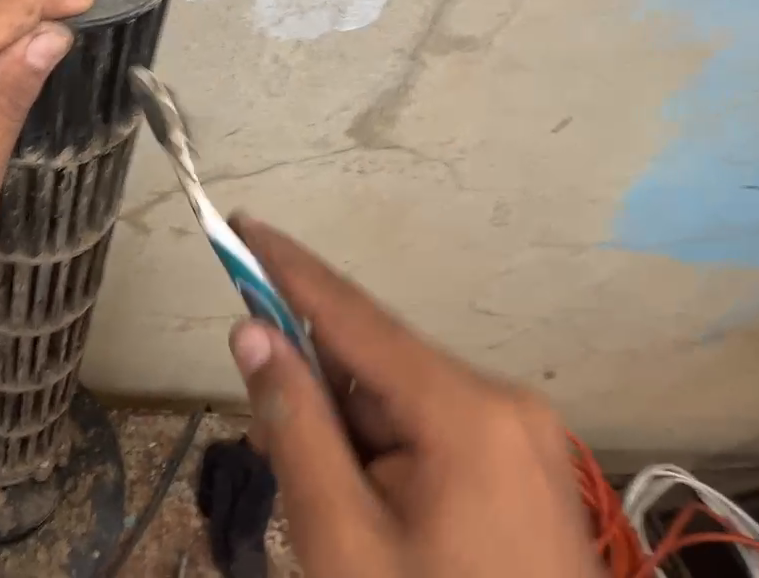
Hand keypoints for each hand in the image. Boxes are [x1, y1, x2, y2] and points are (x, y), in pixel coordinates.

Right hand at [226, 216, 601, 577]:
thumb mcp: (341, 536)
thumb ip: (293, 422)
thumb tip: (250, 331)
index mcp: (465, 412)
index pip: (352, 315)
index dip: (288, 268)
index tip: (240, 222)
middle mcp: (501, 403)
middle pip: (371, 361)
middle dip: (310, 386)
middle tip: (265, 444)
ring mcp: (518, 436)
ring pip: (392, 396)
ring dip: (340, 426)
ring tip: (322, 500)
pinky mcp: (518, 464)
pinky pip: (423, 425)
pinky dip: (374, 445)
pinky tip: (360, 500)